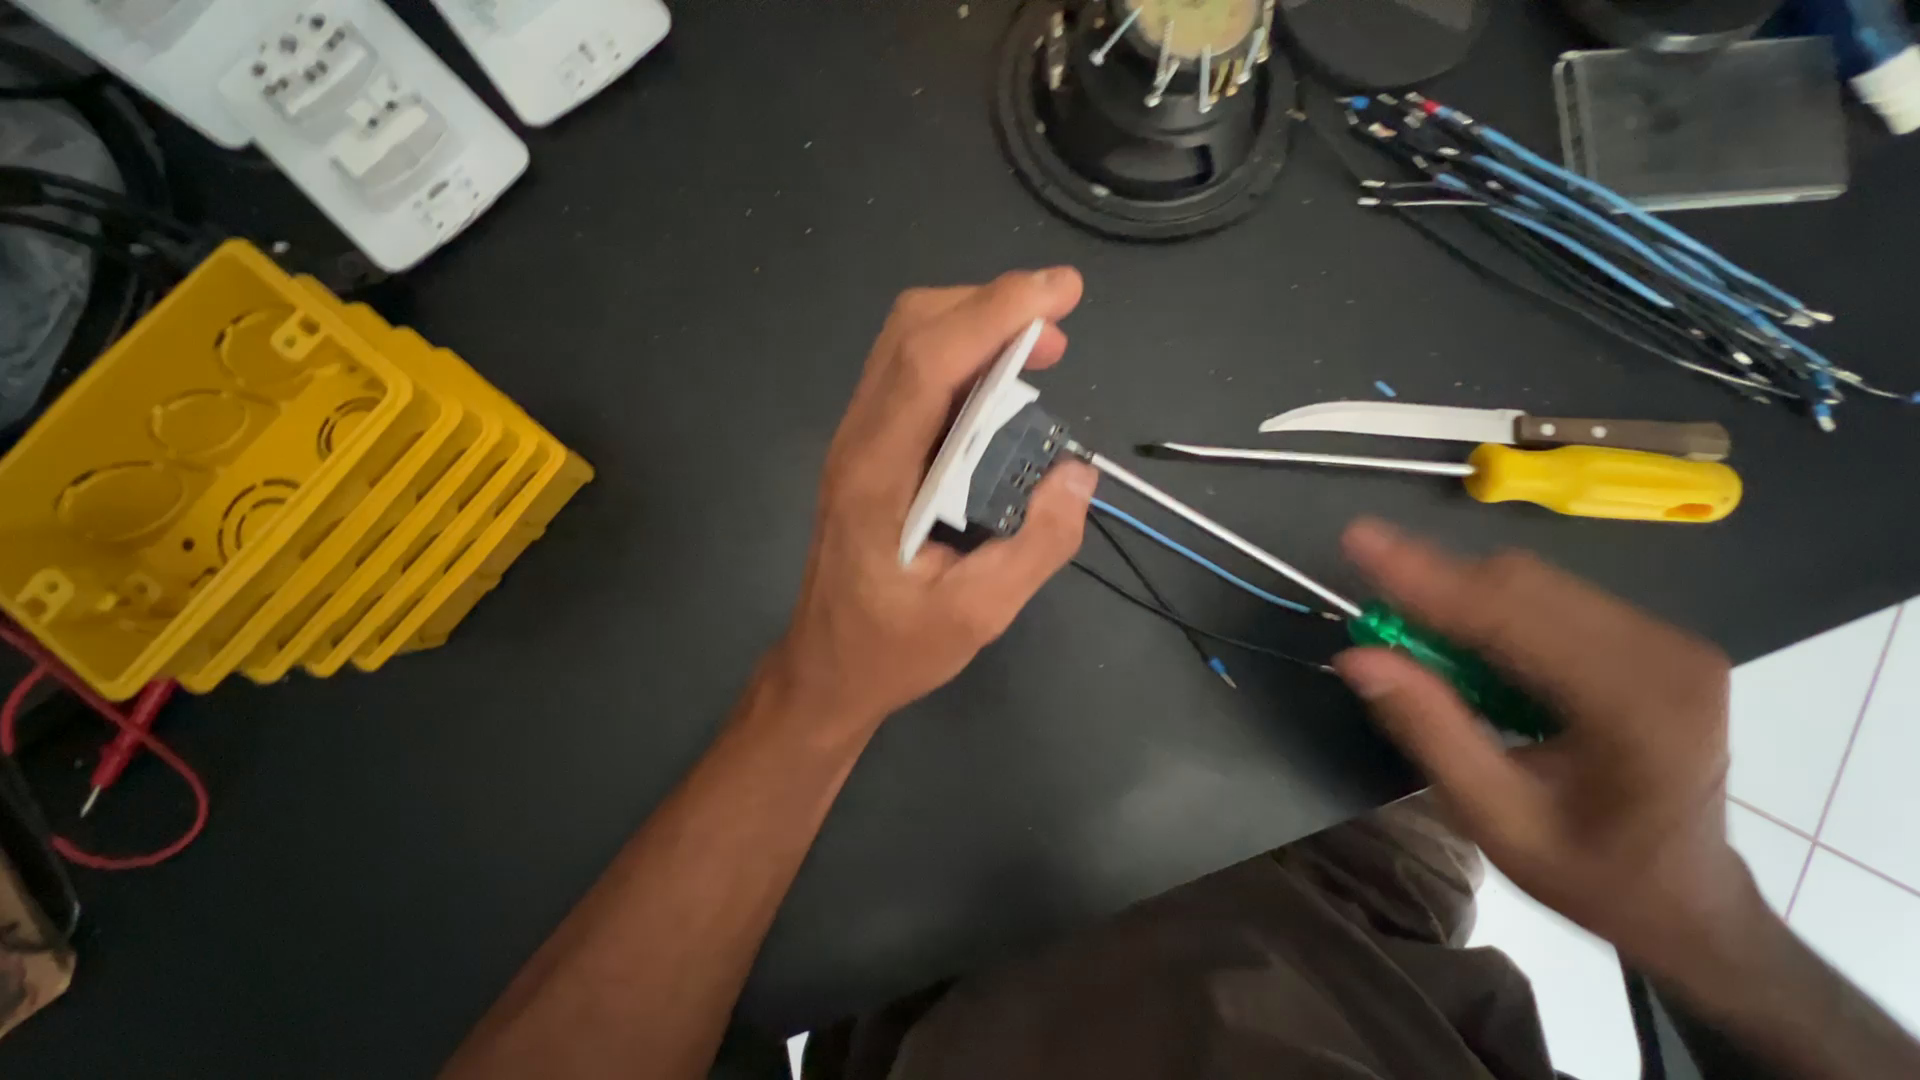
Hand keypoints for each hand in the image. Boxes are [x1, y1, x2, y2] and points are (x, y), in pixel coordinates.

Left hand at [763, 269, 1098, 737]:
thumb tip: (1078, 475)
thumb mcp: (977, 616)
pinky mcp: (868, 450)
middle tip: (1058, 328)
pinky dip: (959, 354)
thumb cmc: (893, 647)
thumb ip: (1035, 547)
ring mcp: (857, 441)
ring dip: (974, 324)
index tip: (1061, 293)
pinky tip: (999, 384)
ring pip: (905, 344)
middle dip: (988, 305)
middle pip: (911, 331)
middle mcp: (859, 440)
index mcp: (878, 473)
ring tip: (1039, 349)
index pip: (928, 362)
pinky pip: (910, 374)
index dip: (995, 313)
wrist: (828, 668)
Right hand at [1332, 519, 1759, 976]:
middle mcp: (1663, 653)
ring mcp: (1665, 639)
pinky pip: (1548, 596)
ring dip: (1458, 598)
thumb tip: (1355, 658)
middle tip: (1372, 614)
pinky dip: (1488, 609)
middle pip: (1521, 584)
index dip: (1426, 577)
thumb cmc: (1588, 871)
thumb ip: (1428, 730)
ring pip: (1531, 582)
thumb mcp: (1494, 817)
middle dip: (1435, 586)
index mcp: (1636, 705)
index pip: (1511, 615)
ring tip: (1415, 644)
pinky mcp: (1650, 637)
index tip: (1356, 539)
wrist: (1684, 898)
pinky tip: (1467, 650)